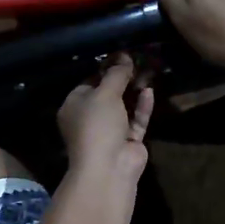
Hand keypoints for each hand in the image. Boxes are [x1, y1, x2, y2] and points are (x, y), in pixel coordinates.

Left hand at [57, 54, 153, 180]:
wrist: (109, 166)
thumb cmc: (97, 125)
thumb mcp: (104, 93)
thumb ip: (116, 74)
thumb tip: (124, 57)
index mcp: (74, 106)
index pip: (89, 83)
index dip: (105, 69)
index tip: (122, 56)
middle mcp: (90, 118)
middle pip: (108, 94)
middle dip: (123, 79)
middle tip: (138, 62)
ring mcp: (110, 131)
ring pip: (124, 107)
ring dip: (135, 91)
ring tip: (147, 72)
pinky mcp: (128, 141)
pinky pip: (136, 119)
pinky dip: (142, 106)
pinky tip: (149, 91)